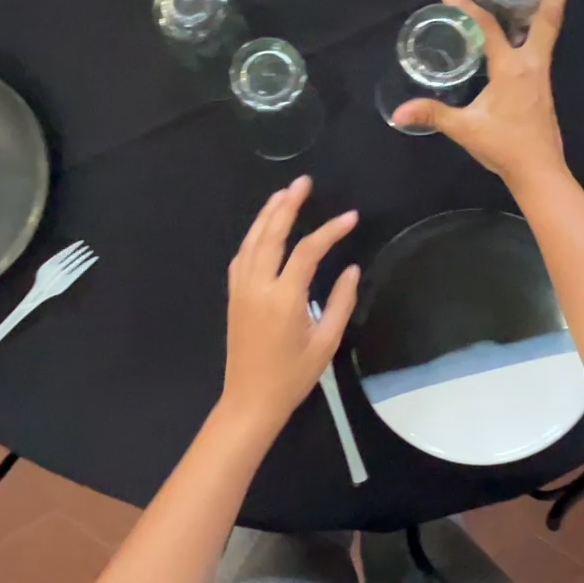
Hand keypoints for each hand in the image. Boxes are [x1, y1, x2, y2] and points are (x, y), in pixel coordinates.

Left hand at [221, 176, 361, 430]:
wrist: (250, 400)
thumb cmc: (292, 376)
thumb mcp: (325, 343)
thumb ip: (340, 302)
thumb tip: (350, 269)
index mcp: (283, 298)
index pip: (308, 251)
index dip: (330, 230)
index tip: (350, 217)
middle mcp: (258, 286)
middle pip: (271, 234)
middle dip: (287, 205)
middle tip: (303, 182)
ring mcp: (241, 289)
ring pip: (252, 240)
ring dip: (267, 214)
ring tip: (284, 194)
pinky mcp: (233, 296)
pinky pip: (241, 256)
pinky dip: (253, 236)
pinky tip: (263, 229)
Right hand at [393, 0, 575, 190]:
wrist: (539, 171)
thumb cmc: (504, 147)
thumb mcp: (465, 129)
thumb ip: (434, 115)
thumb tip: (400, 112)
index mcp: (512, 69)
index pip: (489, 28)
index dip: (468, 9)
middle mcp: (533, 64)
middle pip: (548, 17)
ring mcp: (542, 74)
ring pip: (548, 30)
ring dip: (548, 4)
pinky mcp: (542, 86)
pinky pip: (542, 45)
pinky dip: (538, 27)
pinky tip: (526, 29)